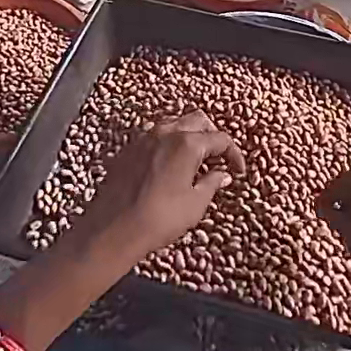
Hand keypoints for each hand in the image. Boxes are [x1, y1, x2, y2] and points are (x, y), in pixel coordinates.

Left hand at [70, 111, 246, 267]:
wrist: (112, 229)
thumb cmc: (158, 219)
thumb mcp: (195, 204)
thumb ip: (212, 183)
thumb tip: (222, 174)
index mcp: (187, 144)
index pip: (220, 138)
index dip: (234, 154)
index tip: (238, 170)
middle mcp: (165, 133)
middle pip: (198, 121)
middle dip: (213, 136)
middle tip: (219, 159)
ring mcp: (144, 139)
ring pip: (175, 124)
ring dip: (190, 136)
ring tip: (196, 162)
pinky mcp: (129, 149)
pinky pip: (155, 136)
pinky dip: (169, 143)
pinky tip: (171, 166)